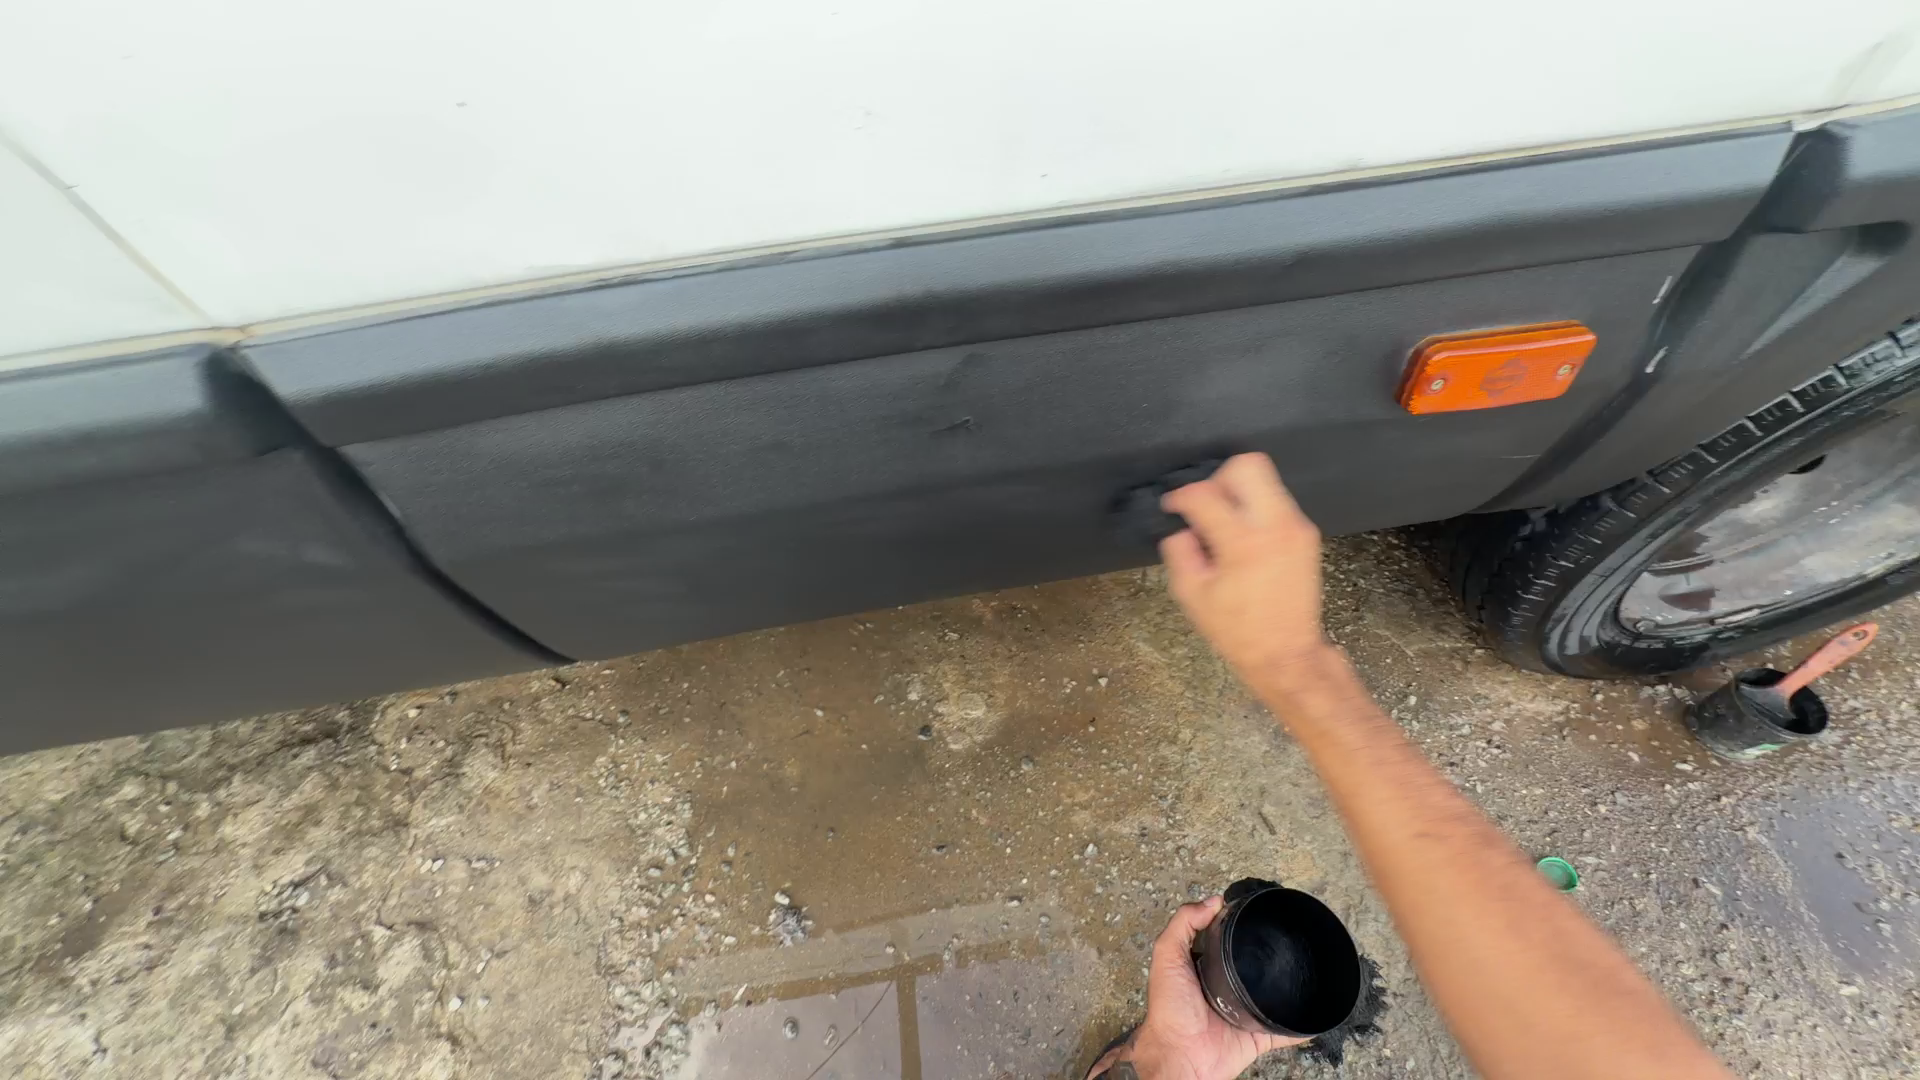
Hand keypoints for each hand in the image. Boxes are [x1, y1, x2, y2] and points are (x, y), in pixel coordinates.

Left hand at [1087, 897, 1303, 1079]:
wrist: (1180, 1054)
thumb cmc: (1169, 1005)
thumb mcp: (1167, 953)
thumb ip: (1184, 923)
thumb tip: (1213, 901)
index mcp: (1203, 965)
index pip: (1223, 939)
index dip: (1236, 925)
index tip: (1256, 909)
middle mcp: (1224, 986)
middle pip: (1250, 965)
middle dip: (1266, 954)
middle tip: (1288, 938)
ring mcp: (1242, 1011)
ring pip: (1270, 995)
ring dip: (1285, 986)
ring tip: (1306, 968)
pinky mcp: (1256, 1036)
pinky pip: (1283, 1030)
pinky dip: (1299, 1026)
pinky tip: (1315, 1014)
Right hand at [1159, 453, 1334, 683]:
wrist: (1286, 653)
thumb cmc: (1238, 630)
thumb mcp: (1191, 594)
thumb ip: (1180, 550)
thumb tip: (1182, 528)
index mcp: (1243, 544)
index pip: (1205, 494)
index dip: (1180, 496)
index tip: (1172, 506)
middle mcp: (1275, 527)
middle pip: (1247, 465)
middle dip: (1217, 478)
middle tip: (1205, 505)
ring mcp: (1296, 527)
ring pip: (1265, 479)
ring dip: (1237, 493)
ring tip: (1223, 524)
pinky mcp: (1306, 533)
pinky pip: (1275, 501)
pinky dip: (1254, 509)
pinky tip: (1242, 537)